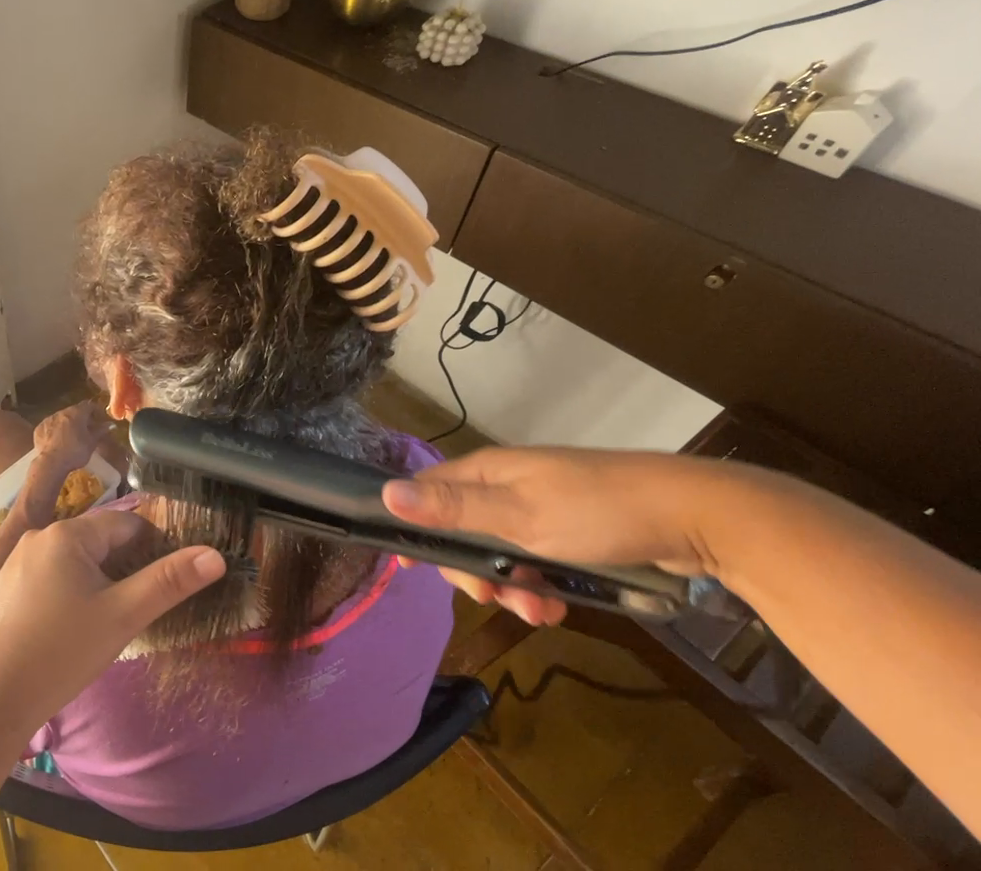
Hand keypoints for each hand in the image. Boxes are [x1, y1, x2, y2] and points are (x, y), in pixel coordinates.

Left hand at [0, 509, 224, 747]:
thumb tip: (216, 555)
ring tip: (113, 618)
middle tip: (141, 607)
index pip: (127, 525)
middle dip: (127, 566)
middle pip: (100, 539)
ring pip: (76, 558)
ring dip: (101, 579)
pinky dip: (73, 588)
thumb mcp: (123, 615)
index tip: (170, 583)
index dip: (155, 548)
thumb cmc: (63, 652)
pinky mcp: (8, 583)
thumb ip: (169, 582)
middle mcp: (39, 535)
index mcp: (67, 533)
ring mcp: (19, 559)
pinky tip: (77, 624)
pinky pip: (53, 573)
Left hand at [32, 401, 110, 476]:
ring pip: (61, 418)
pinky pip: (50, 427)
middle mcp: (61, 412)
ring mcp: (48, 420)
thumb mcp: (91, 442)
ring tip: (72, 437)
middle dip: (81, 418)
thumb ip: (100, 431)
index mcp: (76, 413)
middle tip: (87, 429)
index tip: (100, 418)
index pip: (89, 405)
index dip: (96, 410)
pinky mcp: (39, 429)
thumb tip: (110, 424)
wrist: (51, 463)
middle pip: (74, 411)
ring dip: (67, 424)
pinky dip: (55, 431)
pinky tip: (58, 442)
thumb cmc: (76, 452)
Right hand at [382, 447, 729, 626]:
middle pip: (463, 530)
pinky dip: (540, 586)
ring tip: (539, 612)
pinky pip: (537, 561)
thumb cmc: (599, 512)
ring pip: (501, 552)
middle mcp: (509, 486)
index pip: (428, 493)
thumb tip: (385, 494)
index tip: (409, 566)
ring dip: (510, 587)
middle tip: (490, 600)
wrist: (699, 517)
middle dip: (473, 571)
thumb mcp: (519, 516)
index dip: (414, 526)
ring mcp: (544, 507)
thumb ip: (452, 509)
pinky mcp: (574, 531)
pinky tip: (558, 608)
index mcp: (490, 473)